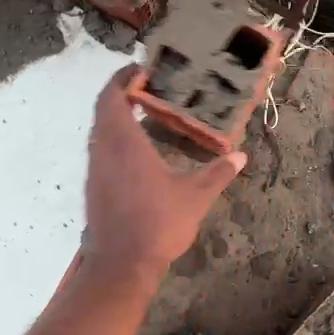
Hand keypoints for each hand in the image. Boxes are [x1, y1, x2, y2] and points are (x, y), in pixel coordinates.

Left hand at [81, 67, 245, 280]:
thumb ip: (217, 173)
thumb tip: (239, 156)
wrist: (122, 264)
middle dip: (123, 95)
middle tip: (150, 89)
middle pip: (104, 110)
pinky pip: (102, 151)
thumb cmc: (158, 223)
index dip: (123, 78)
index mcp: (124, 142)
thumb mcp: (196, 197)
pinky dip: (116, 140)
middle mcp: (103, 149)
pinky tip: (139, 152)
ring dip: (118, 119)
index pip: (113, 96)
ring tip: (147, 116)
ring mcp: (95, 170)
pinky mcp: (94, 188)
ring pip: (100, 132)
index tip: (142, 69)